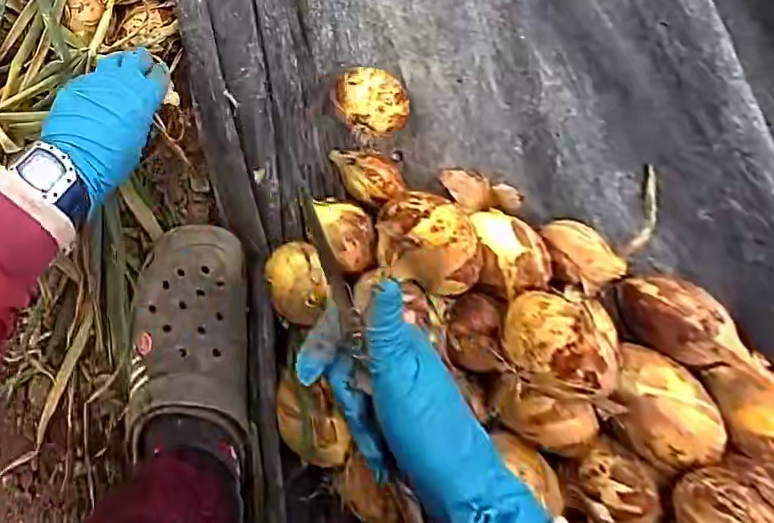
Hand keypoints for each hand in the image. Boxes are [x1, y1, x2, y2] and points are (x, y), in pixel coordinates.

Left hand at [38, 49, 169, 207]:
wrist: (73, 160)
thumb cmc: (113, 159)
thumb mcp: (138, 140)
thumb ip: (141, 117)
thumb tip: (139, 111)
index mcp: (145, 93)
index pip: (159, 72)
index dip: (158, 76)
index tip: (156, 82)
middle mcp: (124, 79)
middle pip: (138, 56)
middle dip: (140, 62)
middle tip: (138, 73)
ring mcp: (98, 78)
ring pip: (112, 59)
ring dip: (117, 66)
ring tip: (115, 78)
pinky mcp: (76, 84)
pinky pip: (90, 77)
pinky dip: (94, 83)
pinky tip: (91, 96)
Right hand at [296, 279, 549, 522]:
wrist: (464, 494)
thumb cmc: (430, 431)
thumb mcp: (398, 374)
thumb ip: (383, 326)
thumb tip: (383, 279)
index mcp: (399, 334)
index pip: (346, 315)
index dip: (324, 340)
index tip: (309, 372)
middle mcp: (396, 351)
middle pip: (343, 353)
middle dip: (345, 390)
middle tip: (360, 414)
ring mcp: (396, 381)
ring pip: (350, 385)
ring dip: (357, 417)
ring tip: (377, 443)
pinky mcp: (395, 410)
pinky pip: (363, 410)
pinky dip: (366, 432)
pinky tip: (381, 451)